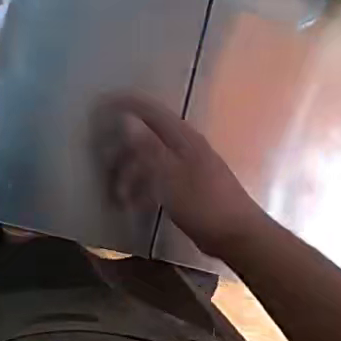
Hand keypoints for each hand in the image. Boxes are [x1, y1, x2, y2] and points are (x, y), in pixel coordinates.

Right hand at [97, 94, 270, 259]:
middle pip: (148, 136)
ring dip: (131, 173)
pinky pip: (160, 179)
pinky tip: (135, 204)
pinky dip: (145, 187)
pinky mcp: (191, 187)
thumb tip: (127, 118)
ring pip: (152, 160)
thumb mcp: (169, 174)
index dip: (125, 104)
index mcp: (183, 138)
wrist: (239, 236)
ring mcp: (190, 166)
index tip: (100, 104)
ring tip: (118, 194)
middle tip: (103, 162)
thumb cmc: (203, 204)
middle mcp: (187, 146)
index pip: (150, 111)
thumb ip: (147, 146)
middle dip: (122, 148)